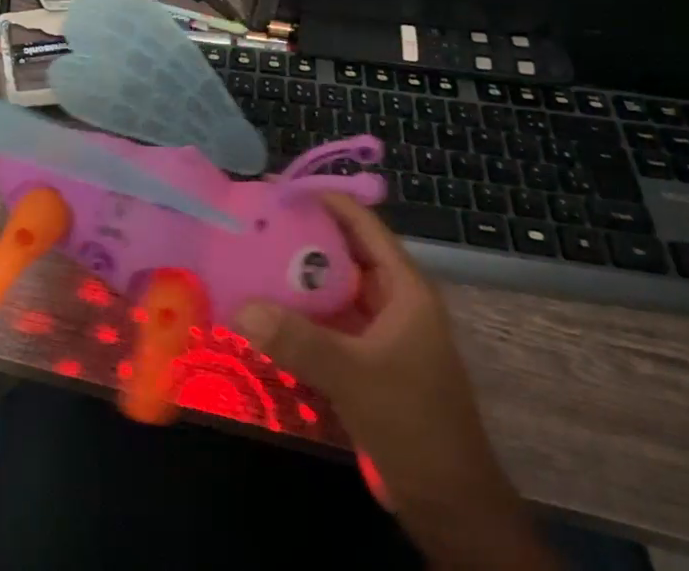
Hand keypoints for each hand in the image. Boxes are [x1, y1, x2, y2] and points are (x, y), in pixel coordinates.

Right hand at [235, 194, 512, 509]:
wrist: (446, 499)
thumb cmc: (413, 423)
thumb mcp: (354, 376)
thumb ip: (298, 340)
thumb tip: (241, 307)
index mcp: (406, 291)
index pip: (364, 228)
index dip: (326, 203)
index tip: (278, 189)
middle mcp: (394, 304)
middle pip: (344, 256)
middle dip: (300, 240)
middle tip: (250, 226)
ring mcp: (380, 335)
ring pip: (333, 293)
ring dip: (296, 280)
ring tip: (246, 262)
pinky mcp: (366, 364)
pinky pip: (327, 326)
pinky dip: (298, 318)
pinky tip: (262, 316)